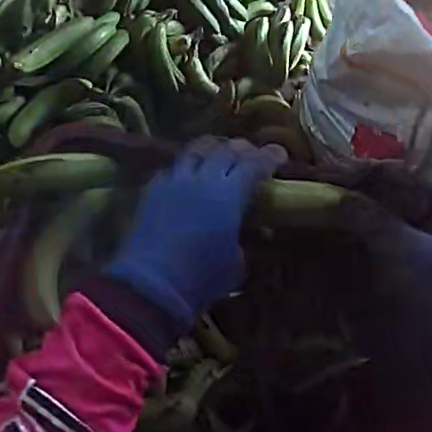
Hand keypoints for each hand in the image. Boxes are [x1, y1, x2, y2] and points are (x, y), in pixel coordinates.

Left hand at [105, 138, 283, 327]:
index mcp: (229, 195)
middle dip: (242, 149)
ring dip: (212, 148)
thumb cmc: (202, 278)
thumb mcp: (236, 263)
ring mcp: (174, 181)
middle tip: (251, 153)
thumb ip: (246, 241)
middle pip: (225, 150)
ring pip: (195, 150)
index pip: (254, 165)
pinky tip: (186, 175)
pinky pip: (172, 168)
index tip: (280, 154)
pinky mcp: (152, 190)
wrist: (153, 283)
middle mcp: (202, 179)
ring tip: (218, 152)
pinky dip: (185, 167)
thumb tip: (259, 232)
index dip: (269, 157)